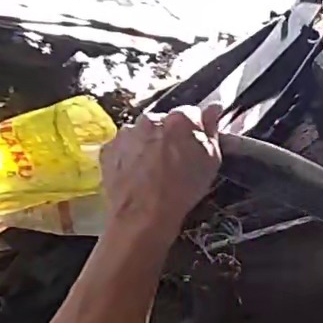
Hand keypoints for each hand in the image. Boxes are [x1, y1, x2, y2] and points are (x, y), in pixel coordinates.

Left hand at [99, 104, 221, 234]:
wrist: (144, 214)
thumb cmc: (184, 188)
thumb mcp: (211, 161)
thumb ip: (211, 130)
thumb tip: (213, 108)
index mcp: (180, 120)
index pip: (192, 113)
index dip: (196, 130)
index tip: (197, 145)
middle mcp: (151, 119)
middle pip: (165, 122)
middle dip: (171, 136)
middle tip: (176, 161)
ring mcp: (127, 132)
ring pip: (143, 133)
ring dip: (149, 144)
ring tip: (154, 170)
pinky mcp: (109, 148)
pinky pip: (125, 147)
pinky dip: (131, 156)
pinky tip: (138, 174)